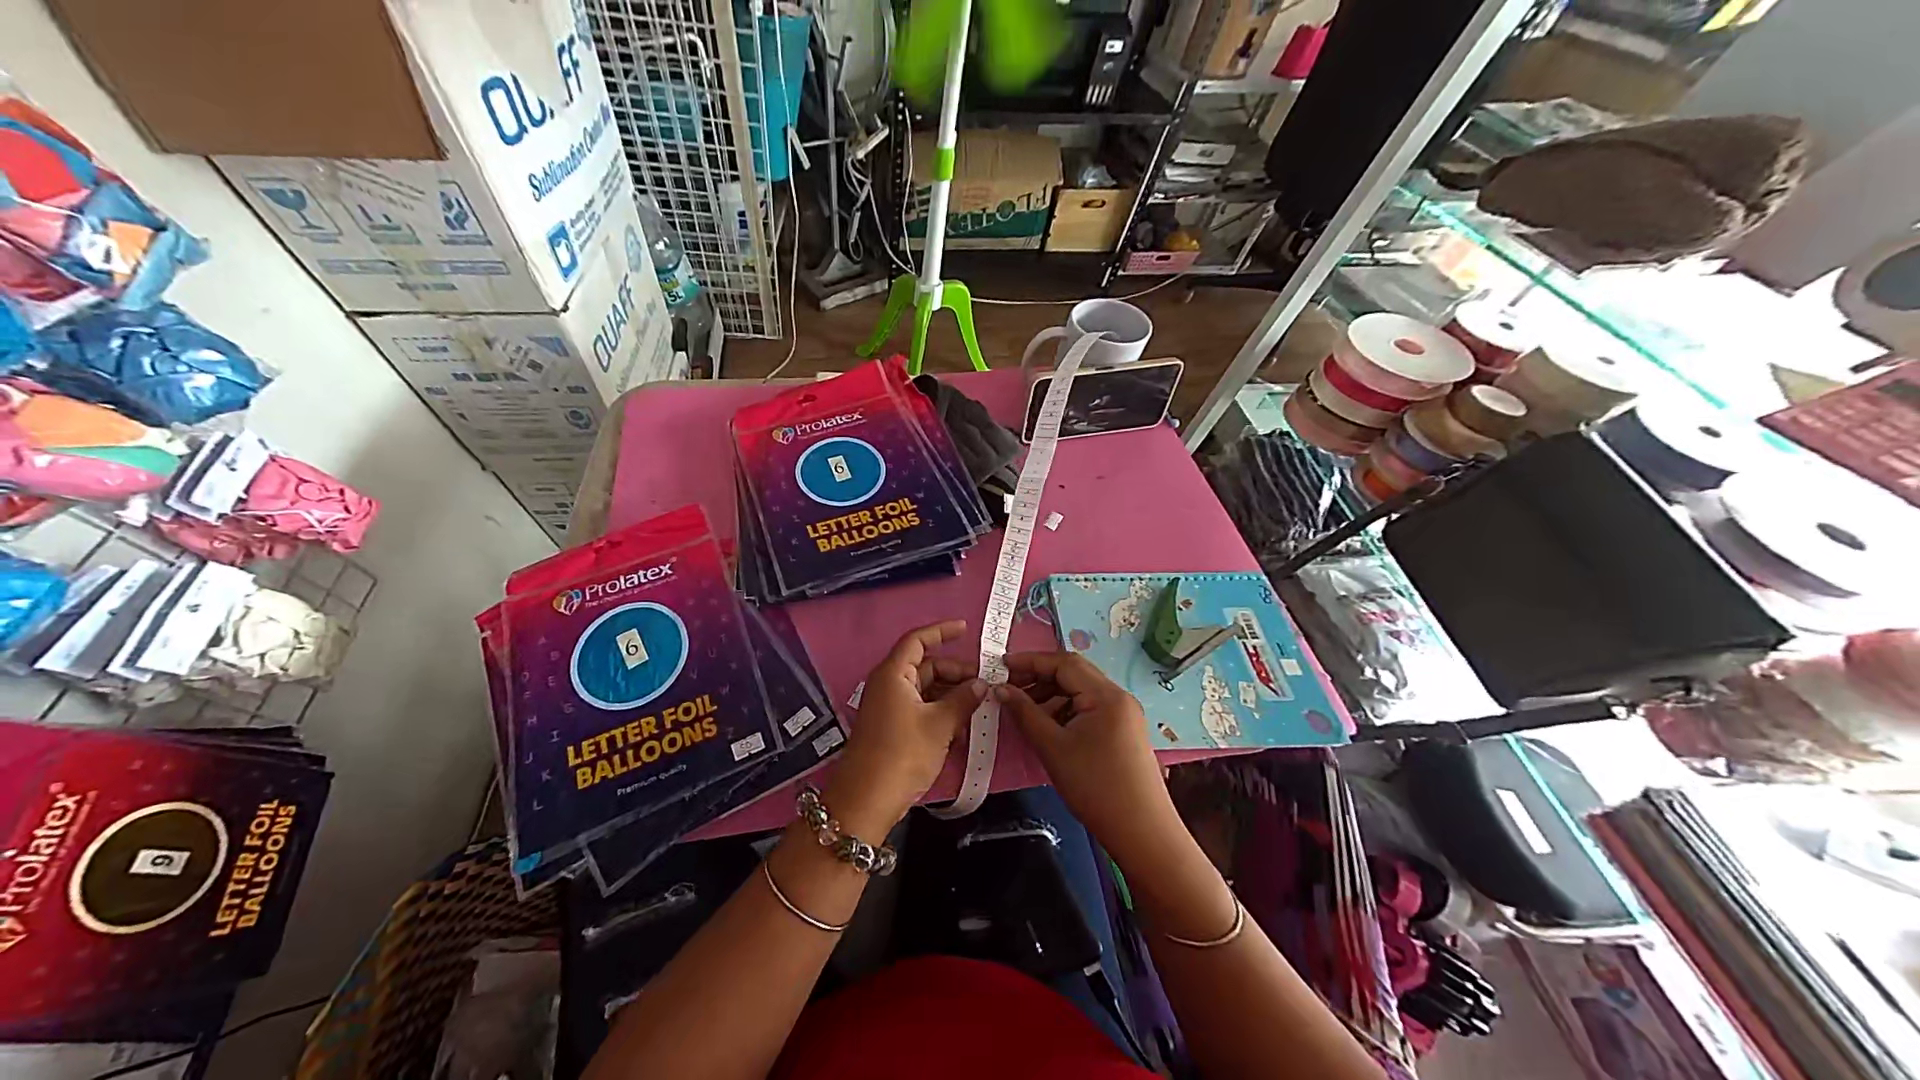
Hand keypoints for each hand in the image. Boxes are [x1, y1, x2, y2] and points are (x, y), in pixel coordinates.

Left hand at [830, 621, 984, 837]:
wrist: (867, 800)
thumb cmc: (902, 754)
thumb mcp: (940, 725)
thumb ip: (963, 699)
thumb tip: (980, 684)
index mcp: (894, 674)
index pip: (917, 640)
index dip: (941, 632)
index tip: (965, 629)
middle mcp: (888, 684)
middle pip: (926, 666)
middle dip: (955, 672)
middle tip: (984, 684)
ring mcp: (889, 707)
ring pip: (926, 690)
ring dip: (951, 695)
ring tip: (978, 707)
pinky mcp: (892, 728)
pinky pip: (920, 708)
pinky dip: (941, 712)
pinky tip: (961, 727)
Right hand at [995, 651, 1181, 861]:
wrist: (1141, 832)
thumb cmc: (1095, 787)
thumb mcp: (1053, 747)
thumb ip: (1025, 713)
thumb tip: (1002, 689)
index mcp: (1106, 694)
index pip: (1064, 662)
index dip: (1030, 661)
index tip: (1001, 667)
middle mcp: (1118, 697)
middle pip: (1074, 674)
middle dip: (1039, 677)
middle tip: (1009, 688)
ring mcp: (1124, 715)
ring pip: (1081, 692)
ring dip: (1051, 695)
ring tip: (1023, 710)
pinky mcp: (1124, 732)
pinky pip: (1089, 709)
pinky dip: (1065, 711)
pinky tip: (1047, 726)